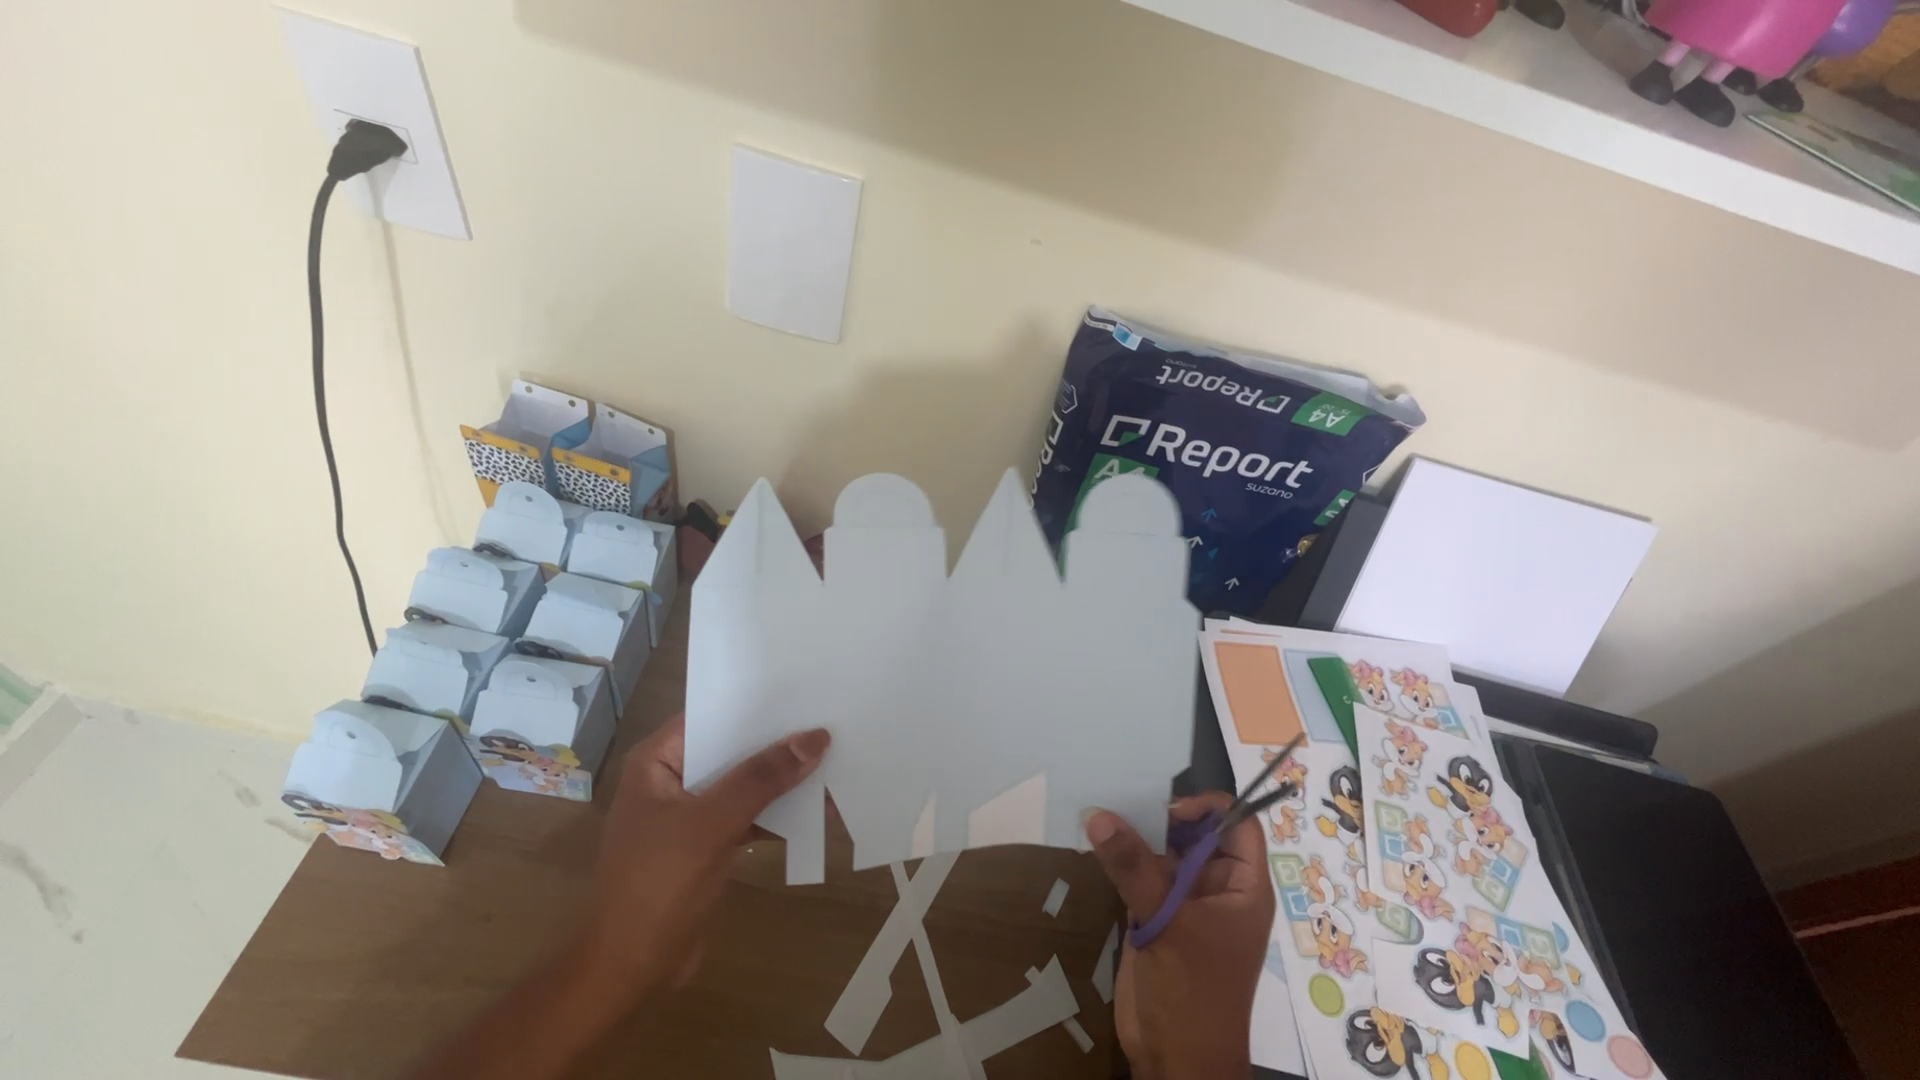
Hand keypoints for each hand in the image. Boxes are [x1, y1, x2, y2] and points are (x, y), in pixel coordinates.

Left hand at [570, 714, 830, 1002]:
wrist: (629, 970)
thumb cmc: (656, 886)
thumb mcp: (710, 825)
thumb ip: (761, 779)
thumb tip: (815, 737)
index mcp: (657, 761)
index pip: (713, 714)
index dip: (758, 703)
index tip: (808, 690)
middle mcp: (672, 778)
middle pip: (733, 748)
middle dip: (779, 742)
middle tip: (832, 722)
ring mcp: (689, 814)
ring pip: (745, 783)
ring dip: (783, 780)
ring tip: (836, 760)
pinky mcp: (707, 845)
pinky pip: (749, 816)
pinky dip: (778, 814)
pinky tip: (818, 810)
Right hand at [1085, 792, 1274, 1079]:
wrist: (1175, 1059)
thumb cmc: (1192, 991)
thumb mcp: (1166, 922)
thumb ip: (1133, 866)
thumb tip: (1097, 814)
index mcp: (1242, 887)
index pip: (1238, 825)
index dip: (1208, 809)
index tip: (1168, 810)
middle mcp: (1217, 888)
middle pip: (1197, 834)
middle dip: (1164, 816)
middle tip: (1123, 803)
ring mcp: (1185, 903)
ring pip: (1165, 853)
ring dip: (1138, 836)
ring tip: (1103, 816)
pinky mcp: (1156, 917)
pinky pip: (1142, 875)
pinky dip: (1123, 860)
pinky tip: (1097, 844)